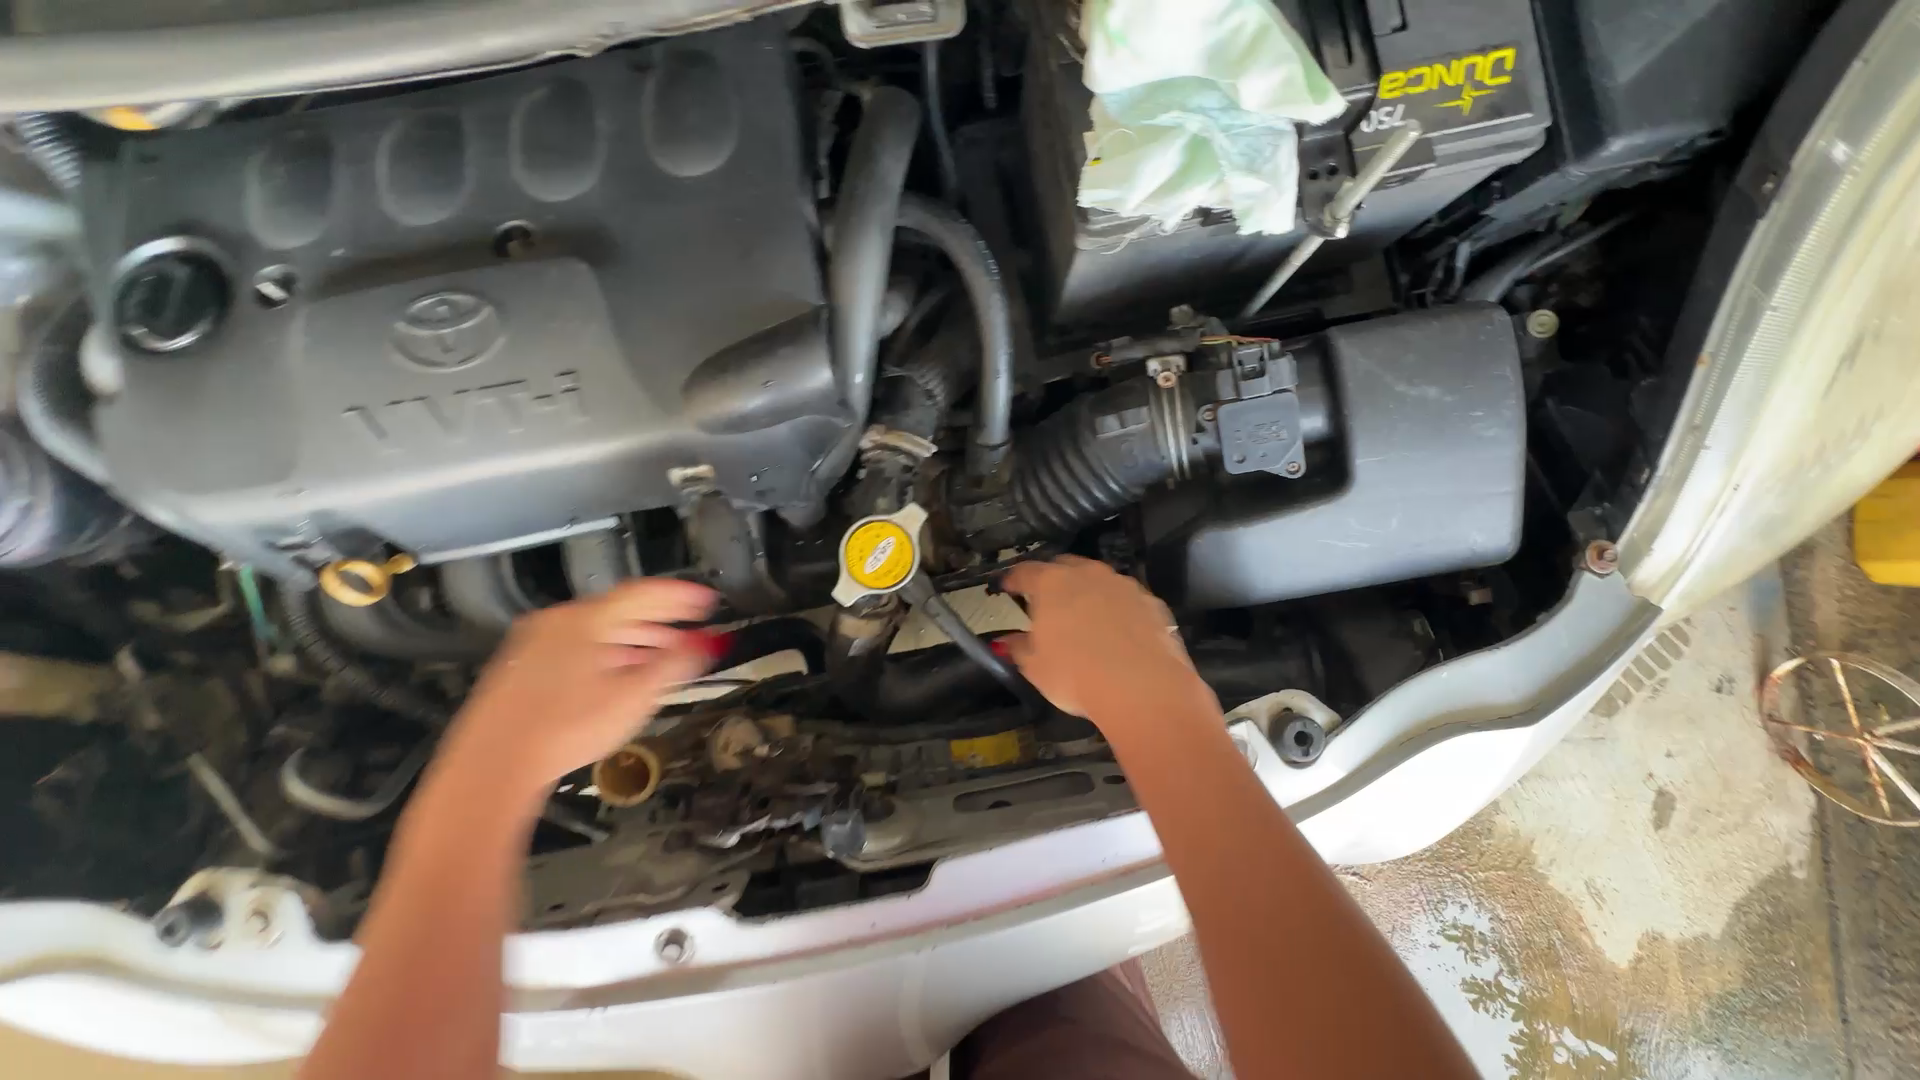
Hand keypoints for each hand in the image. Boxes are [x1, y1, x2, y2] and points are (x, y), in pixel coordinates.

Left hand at [433, 578, 718, 802]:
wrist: (494, 765)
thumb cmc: (562, 730)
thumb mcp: (635, 695)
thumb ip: (677, 663)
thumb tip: (705, 643)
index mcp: (587, 620)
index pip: (644, 593)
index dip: (679, 596)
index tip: (702, 600)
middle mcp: (556, 623)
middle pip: (618, 611)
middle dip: (658, 622)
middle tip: (686, 630)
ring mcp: (533, 645)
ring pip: (595, 631)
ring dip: (631, 640)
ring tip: (656, 658)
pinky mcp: (519, 669)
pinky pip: (572, 649)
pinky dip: (602, 655)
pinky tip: (613, 680)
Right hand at [999, 556, 1216, 729]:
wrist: (1142, 688)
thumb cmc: (1075, 675)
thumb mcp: (1034, 667)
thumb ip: (1017, 648)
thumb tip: (1006, 641)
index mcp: (1051, 583)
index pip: (1024, 571)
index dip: (1012, 579)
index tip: (1006, 586)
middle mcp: (1088, 574)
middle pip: (1064, 566)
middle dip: (1051, 579)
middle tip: (1045, 601)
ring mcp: (1123, 585)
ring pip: (1098, 579)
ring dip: (1087, 591)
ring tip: (1082, 615)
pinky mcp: (1151, 602)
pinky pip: (1126, 598)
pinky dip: (1117, 608)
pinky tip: (1117, 631)